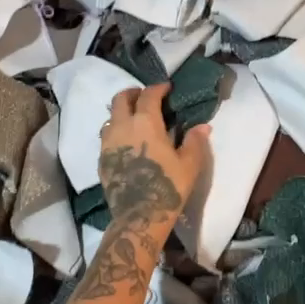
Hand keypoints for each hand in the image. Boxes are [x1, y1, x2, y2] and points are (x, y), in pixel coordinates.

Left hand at [98, 84, 209, 228]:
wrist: (139, 215)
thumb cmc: (168, 186)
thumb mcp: (189, 164)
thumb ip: (195, 141)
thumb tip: (202, 127)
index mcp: (145, 122)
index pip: (149, 95)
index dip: (158, 88)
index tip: (166, 88)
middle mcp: (122, 126)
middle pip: (121, 99)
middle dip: (133, 93)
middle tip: (145, 97)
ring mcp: (108, 143)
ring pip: (110, 117)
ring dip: (122, 112)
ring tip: (134, 119)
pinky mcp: (101, 159)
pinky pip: (106, 136)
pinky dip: (116, 131)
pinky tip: (127, 142)